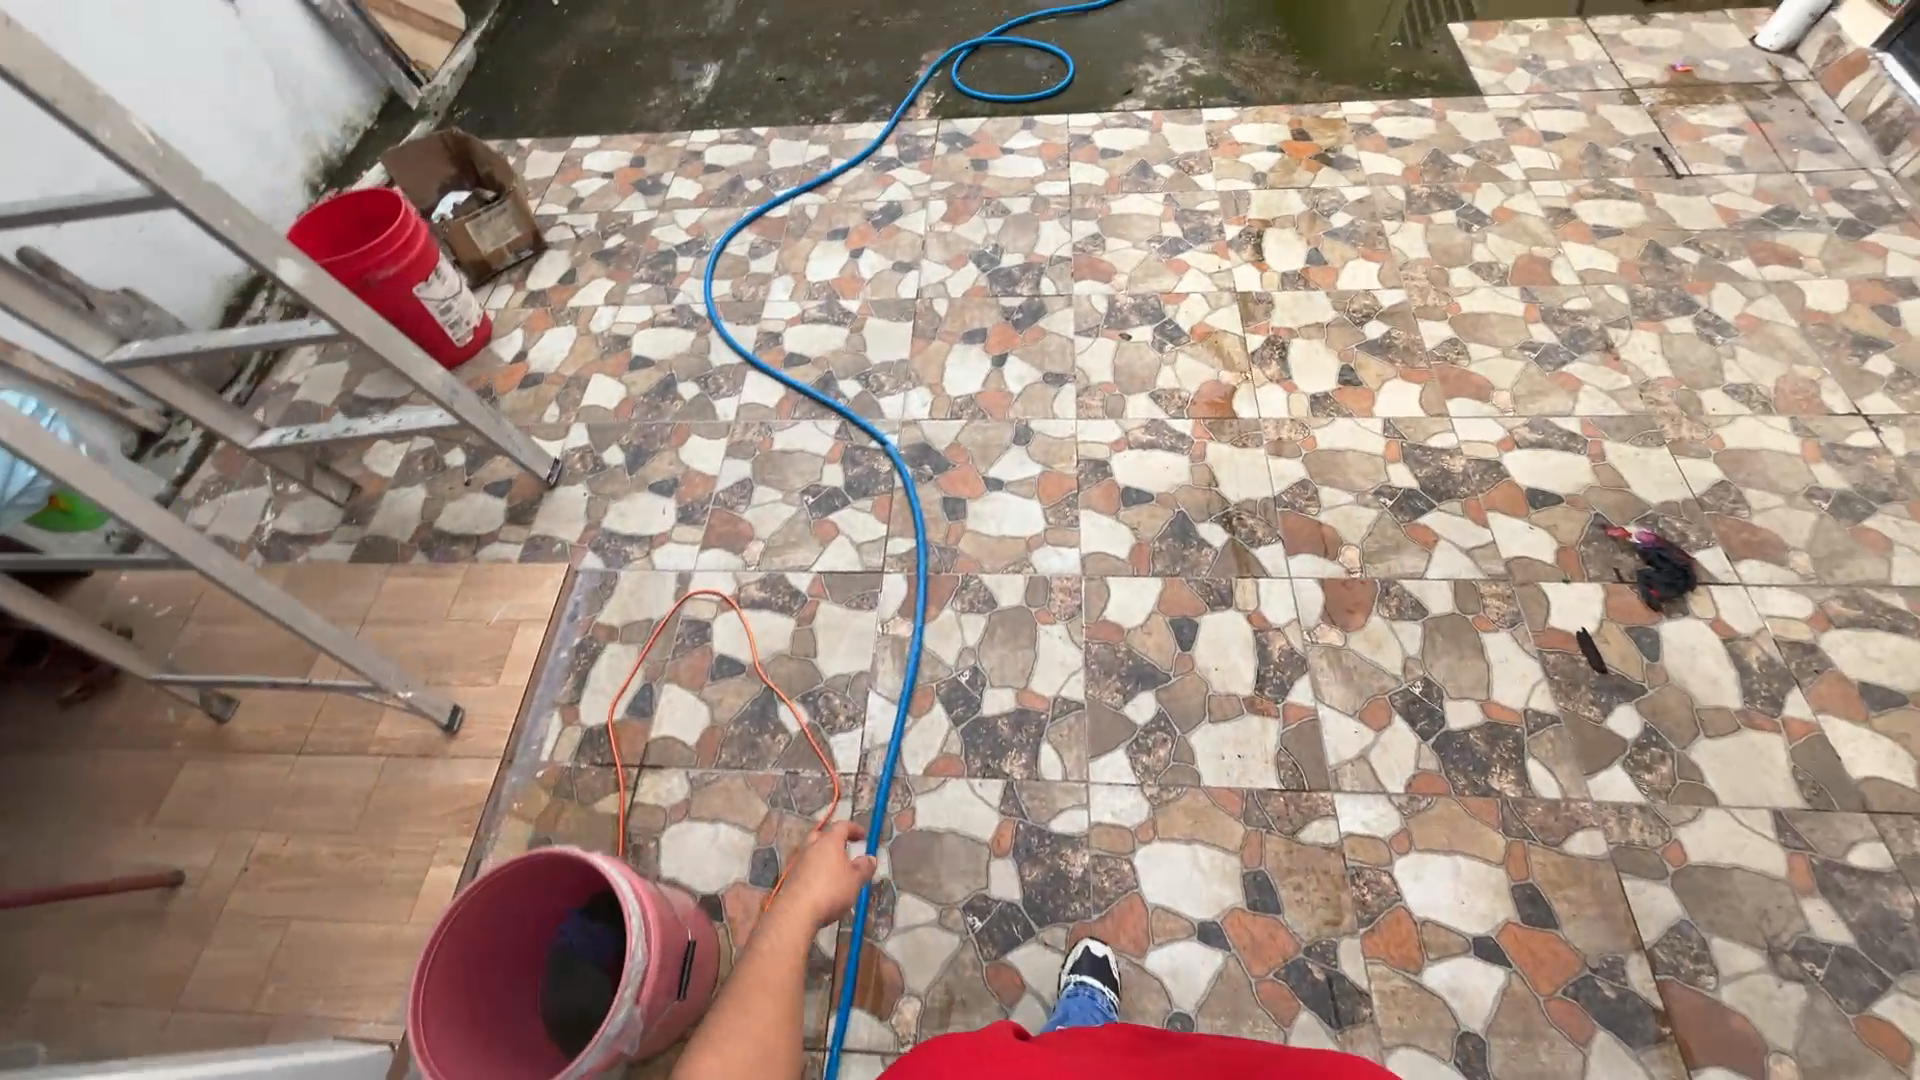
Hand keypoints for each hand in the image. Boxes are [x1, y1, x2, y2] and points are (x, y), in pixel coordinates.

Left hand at [778, 820, 877, 927]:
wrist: (796, 913)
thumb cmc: (831, 890)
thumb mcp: (855, 880)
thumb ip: (864, 867)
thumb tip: (870, 858)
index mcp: (829, 841)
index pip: (842, 826)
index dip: (854, 828)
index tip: (864, 836)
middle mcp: (812, 847)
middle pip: (822, 835)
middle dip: (834, 840)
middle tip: (844, 849)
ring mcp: (798, 862)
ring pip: (812, 852)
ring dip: (823, 857)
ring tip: (834, 870)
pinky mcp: (790, 878)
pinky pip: (806, 867)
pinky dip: (815, 871)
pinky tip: (821, 885)